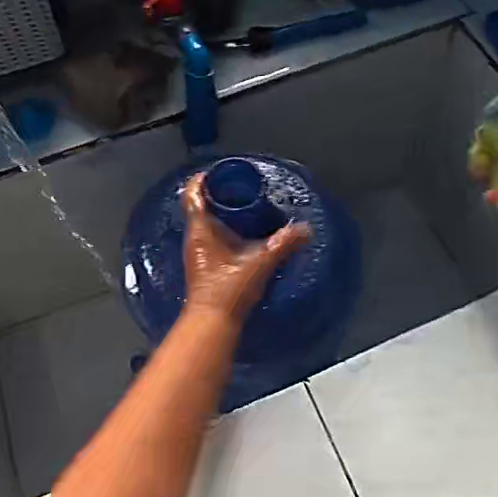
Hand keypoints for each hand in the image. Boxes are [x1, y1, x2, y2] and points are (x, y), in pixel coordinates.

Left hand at [180, 172, 310, 325]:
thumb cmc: (227, 291)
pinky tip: (240, 237)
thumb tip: (304, 230)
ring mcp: (197, 254)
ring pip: (204, 224)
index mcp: (200, 230)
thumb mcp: (260, 263)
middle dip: (215, 195)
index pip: (192, 194)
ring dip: (219, 214)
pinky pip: (210, 240)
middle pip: (199, 207)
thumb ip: (283, 244)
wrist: (213, 323)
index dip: (202, 180)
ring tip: (242, 208)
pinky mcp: (203, 268)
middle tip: (236, 188)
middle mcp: (194, 239)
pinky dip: (222, 232)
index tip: (218, 173)